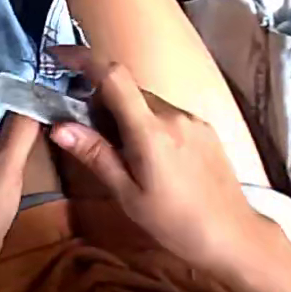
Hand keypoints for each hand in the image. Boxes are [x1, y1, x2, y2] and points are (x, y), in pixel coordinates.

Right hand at [46, 47, 288, 279]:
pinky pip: (166, 112)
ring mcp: (192, 119)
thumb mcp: (127, 194)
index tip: (59, 56)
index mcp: (150, 131)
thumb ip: (95, 155)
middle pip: (127, 89)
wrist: (232, 235)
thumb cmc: (174, 223)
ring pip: (146, 101)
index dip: (83, 59)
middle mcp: (173, 115)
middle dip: (101, 100)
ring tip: (122, 152)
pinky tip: (150, 155)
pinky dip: (147, 121)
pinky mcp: (204, 127)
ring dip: (125, 113)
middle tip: (87, 131)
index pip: (113, 76)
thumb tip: (59, 127)